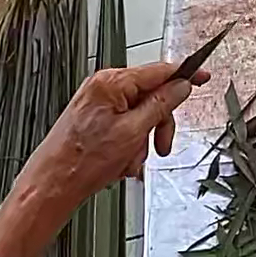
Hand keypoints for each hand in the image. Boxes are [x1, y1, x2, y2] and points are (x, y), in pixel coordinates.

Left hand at [0, 62, 210, 256]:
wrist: (52, 185)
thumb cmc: (82, 161)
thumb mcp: (133, 132)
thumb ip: (161, 105)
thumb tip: (181, 86)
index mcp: (112, 82)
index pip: (159, 71)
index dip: (184, 76)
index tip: (203, 76)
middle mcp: (103, 87)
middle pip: (151, 96)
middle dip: (158, 125)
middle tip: (160, 146)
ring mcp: (98, 103)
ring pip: (140, 115)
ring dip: (142, 140)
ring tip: (130, 161)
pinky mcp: (94, 119)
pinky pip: (125, 126)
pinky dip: (129, 145)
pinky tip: (120, 163)